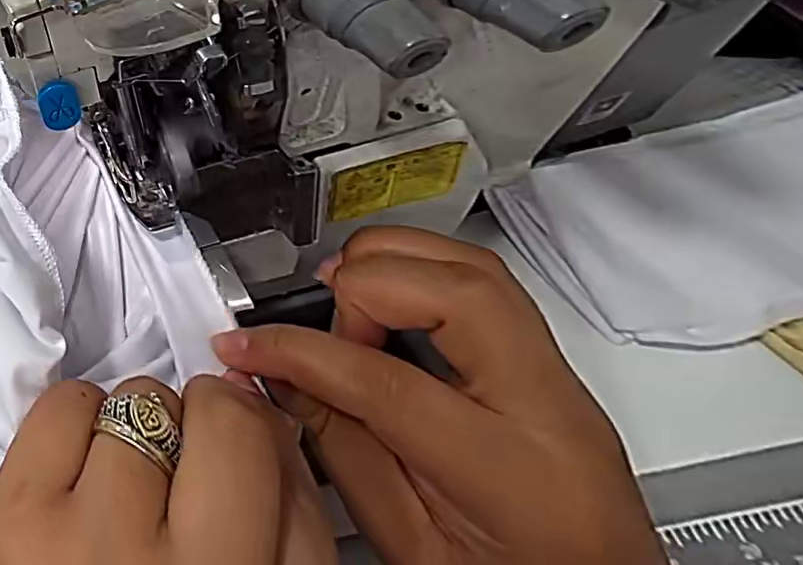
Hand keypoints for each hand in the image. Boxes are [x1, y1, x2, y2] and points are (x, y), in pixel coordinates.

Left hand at [0, 375, 335, 564]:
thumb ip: (269, 549)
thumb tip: (266, 445)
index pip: (301, 501)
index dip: (274, 461)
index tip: (250, 454)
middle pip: (230, 430)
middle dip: (214, 422)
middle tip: (189, 448)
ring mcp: (99, 543)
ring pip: (144, 404)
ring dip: (138, 424)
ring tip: (123, 476)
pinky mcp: (19, 513)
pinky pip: (66, 404)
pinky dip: (76, 413)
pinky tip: (77, 461)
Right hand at [212, 226, 663, 564]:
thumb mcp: (405, 539)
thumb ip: (333, 443)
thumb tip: (271, 372)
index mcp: (515, 480)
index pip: (384, 382)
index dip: (293, 350)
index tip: (243, 344)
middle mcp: (554, 414)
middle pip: (457, 290)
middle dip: (363, 284)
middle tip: (321, 320)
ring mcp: (559, 380)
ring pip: (472, 265)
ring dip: (389, 265)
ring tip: (346, 300)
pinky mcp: (545, 360)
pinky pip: (479, 277)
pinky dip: (415, 268)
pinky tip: (382, 298)